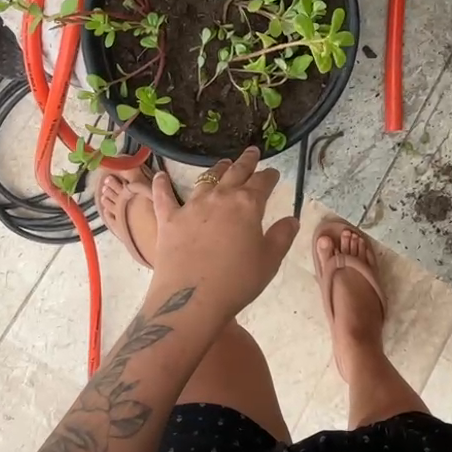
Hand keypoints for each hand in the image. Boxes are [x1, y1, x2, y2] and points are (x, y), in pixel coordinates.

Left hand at [150, 147, 298, 319]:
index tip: (274, 173)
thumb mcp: (270, 261)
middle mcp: (220, 197)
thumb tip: (292, 219)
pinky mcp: (169, 220)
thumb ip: (282, 236)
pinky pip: (164, 197)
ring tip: (223, 163)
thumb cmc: (237, 281)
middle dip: (247, 161)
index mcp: (248, 204)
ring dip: (217, 169)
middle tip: (253, 152)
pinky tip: (159, 176)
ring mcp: (192, 206)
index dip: (270, 175)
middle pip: (236, 172)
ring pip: (206, 179)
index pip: (263, 182)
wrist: (192, 300)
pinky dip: (161, 185)